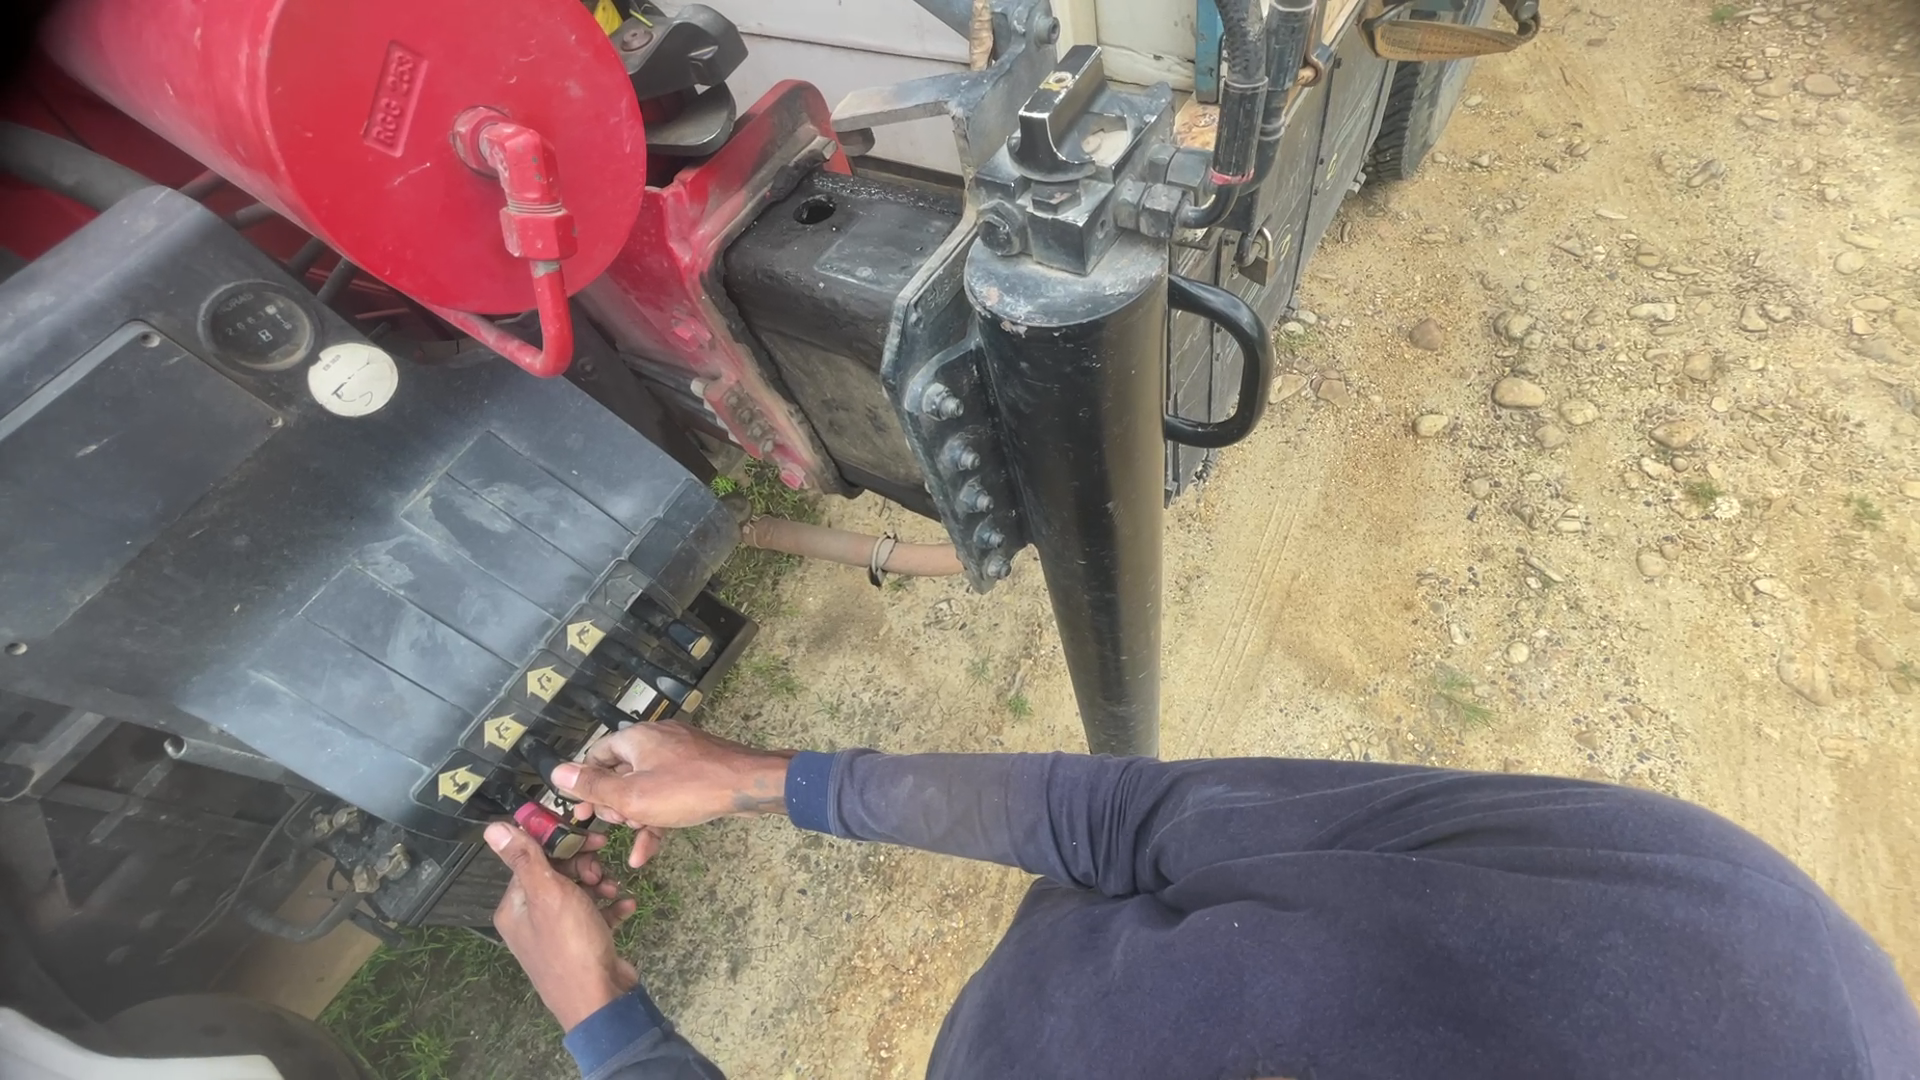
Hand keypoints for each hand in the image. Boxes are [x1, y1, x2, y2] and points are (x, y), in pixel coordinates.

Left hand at [487, 822, 639, 1031]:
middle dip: (585, 865)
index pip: (534, 858)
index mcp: (516, 906)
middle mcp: (531, 917)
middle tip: (602, 870)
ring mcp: (557, 930)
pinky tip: (625, 905)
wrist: (597, 998)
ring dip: (601, 882)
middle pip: (559, 872)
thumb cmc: (570, 942)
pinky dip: (611, 905)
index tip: (593, 838)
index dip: (564, 844)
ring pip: (580, 889)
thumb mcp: (549, 894)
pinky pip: (596, 911)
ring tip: (614, 888)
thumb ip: (526, 858)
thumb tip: (492, 826)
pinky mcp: (581, 940)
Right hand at [552, 721, 793, 868]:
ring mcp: (680, 755)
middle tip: (617, 824)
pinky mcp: (697, 771)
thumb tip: (557, 772)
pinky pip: (668, 794)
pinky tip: (646, 853)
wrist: (746, 786)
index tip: (579, 812)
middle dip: (614, 804)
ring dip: (636, 815)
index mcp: (637, 738)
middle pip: (620, 772)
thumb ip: (593, 787)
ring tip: (636, 836)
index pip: (597, 754)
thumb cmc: (688, 788)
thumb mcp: (632, 795)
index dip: (584, 784)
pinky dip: (657, 818)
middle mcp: (657, 740)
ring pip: (645, 787)